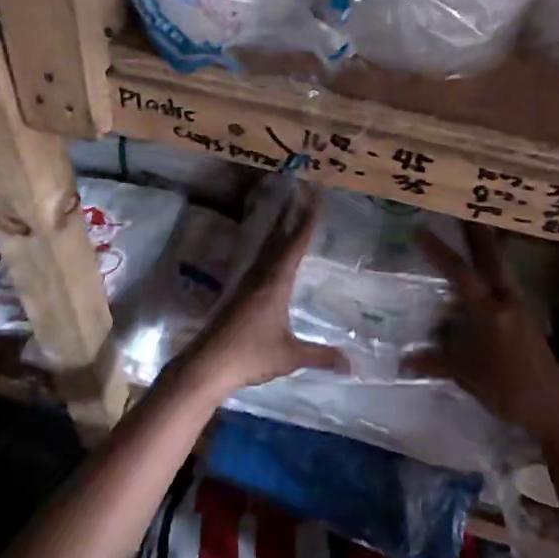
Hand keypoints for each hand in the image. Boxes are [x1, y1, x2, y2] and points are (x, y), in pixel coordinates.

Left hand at [182, 188, 345, 390]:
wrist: (207, 365)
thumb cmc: (250, 355)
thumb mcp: (289, 356)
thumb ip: (320, 356)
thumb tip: (351, 365)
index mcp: (274, 283)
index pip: (295, 245)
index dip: (306, 221)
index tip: (314, 197)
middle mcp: (259, 276)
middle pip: (279, 239)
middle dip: (292, 215)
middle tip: (302, 191)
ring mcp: (246, 283)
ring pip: (266, 248)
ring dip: (279, 229)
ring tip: (289, 212)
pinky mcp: (237, 294)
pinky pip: (258, 261)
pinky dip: (269, 248)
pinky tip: (270, 253)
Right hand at [414, 224, 558, 442]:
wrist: (554, 408)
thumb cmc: (507, 390)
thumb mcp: (466, 376)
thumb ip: (435, 362)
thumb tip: (404, 360)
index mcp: (490, 311)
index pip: (461, 274)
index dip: (440, 251)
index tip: (421, 230)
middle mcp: (507, 301)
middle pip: (491, 257)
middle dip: (478, 233)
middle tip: (466, 209)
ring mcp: (521, 308)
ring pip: (502, 268)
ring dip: (489, 249)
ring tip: (476, 232)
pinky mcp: (527, 318)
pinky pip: (506, 285)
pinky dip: (494, 271)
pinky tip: (487, 276)